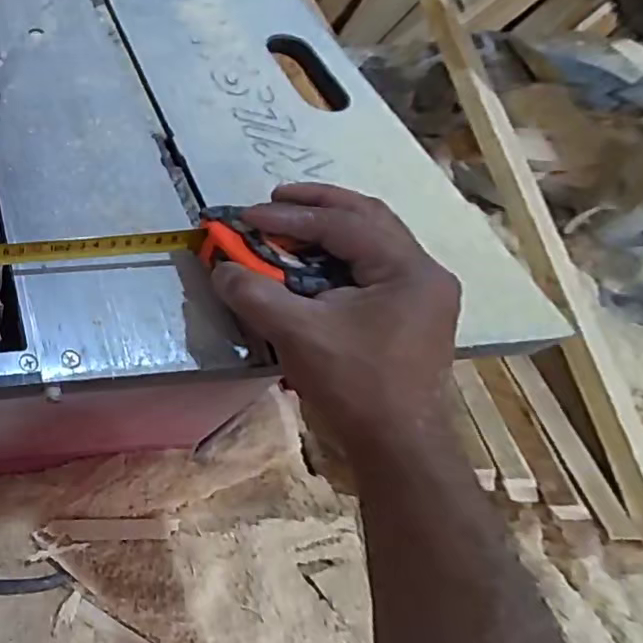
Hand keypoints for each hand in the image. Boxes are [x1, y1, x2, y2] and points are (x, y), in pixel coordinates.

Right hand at [210, 184, 459, 465]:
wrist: (397, 444)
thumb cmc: (354, 384)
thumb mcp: (296, 333)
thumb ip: (254, 293)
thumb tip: (220, 268)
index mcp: (407, 270)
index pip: (344, 225)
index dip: (290, 215)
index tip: (247, 216)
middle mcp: (421, 272)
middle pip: (367, 217)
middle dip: (317, 203)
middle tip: (274, 197)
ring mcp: (418, 292)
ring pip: (370, 238)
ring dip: (326, 224)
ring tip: (286, 222)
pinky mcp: (406, 311)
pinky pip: (367, 264)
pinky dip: (333, 252)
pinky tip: (306, 259)